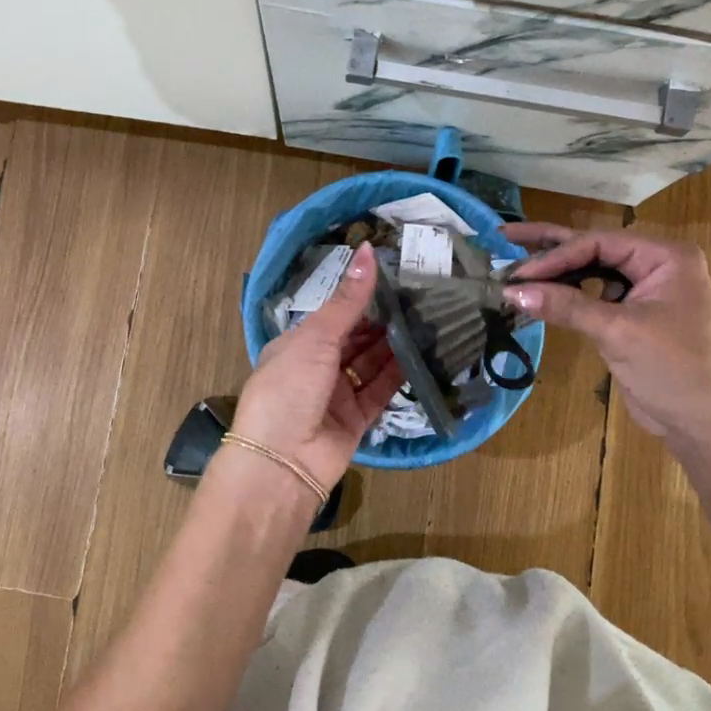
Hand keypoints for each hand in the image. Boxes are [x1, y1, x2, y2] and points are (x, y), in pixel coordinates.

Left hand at [230, 244, 403, 488]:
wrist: (282, 461)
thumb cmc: (289, 388)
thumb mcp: (316, 338)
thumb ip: (347, 300)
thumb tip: (368, 249)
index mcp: (296, 344)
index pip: (333, 315)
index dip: (360, 297)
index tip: (395, 276)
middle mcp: (316, 368)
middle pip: (355, 339)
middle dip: (383, 321)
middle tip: (422, 296)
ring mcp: (336, 395)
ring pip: (371, 363)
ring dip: (395, 345)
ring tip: (429, 319)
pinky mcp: (356, 420)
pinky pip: (381, 391)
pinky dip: (399, 375)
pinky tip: (424, 354)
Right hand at [499, 222, 710, 440]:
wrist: (702, 423)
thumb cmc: (672, 368)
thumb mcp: (618, 332)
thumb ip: (566, 306)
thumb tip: (511, 291)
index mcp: (666, 257)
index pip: (599, 243)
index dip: (556, 256)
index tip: (518, 274)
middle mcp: (656, 266)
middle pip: (594, 249)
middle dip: (550, 247)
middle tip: (505, 236)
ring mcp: (644, 292)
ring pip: (591, 272)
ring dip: (555, 273)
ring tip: (514, 266)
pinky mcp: (632, 317)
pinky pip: (593, 297)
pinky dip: (566, 296)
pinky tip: (538, 295)